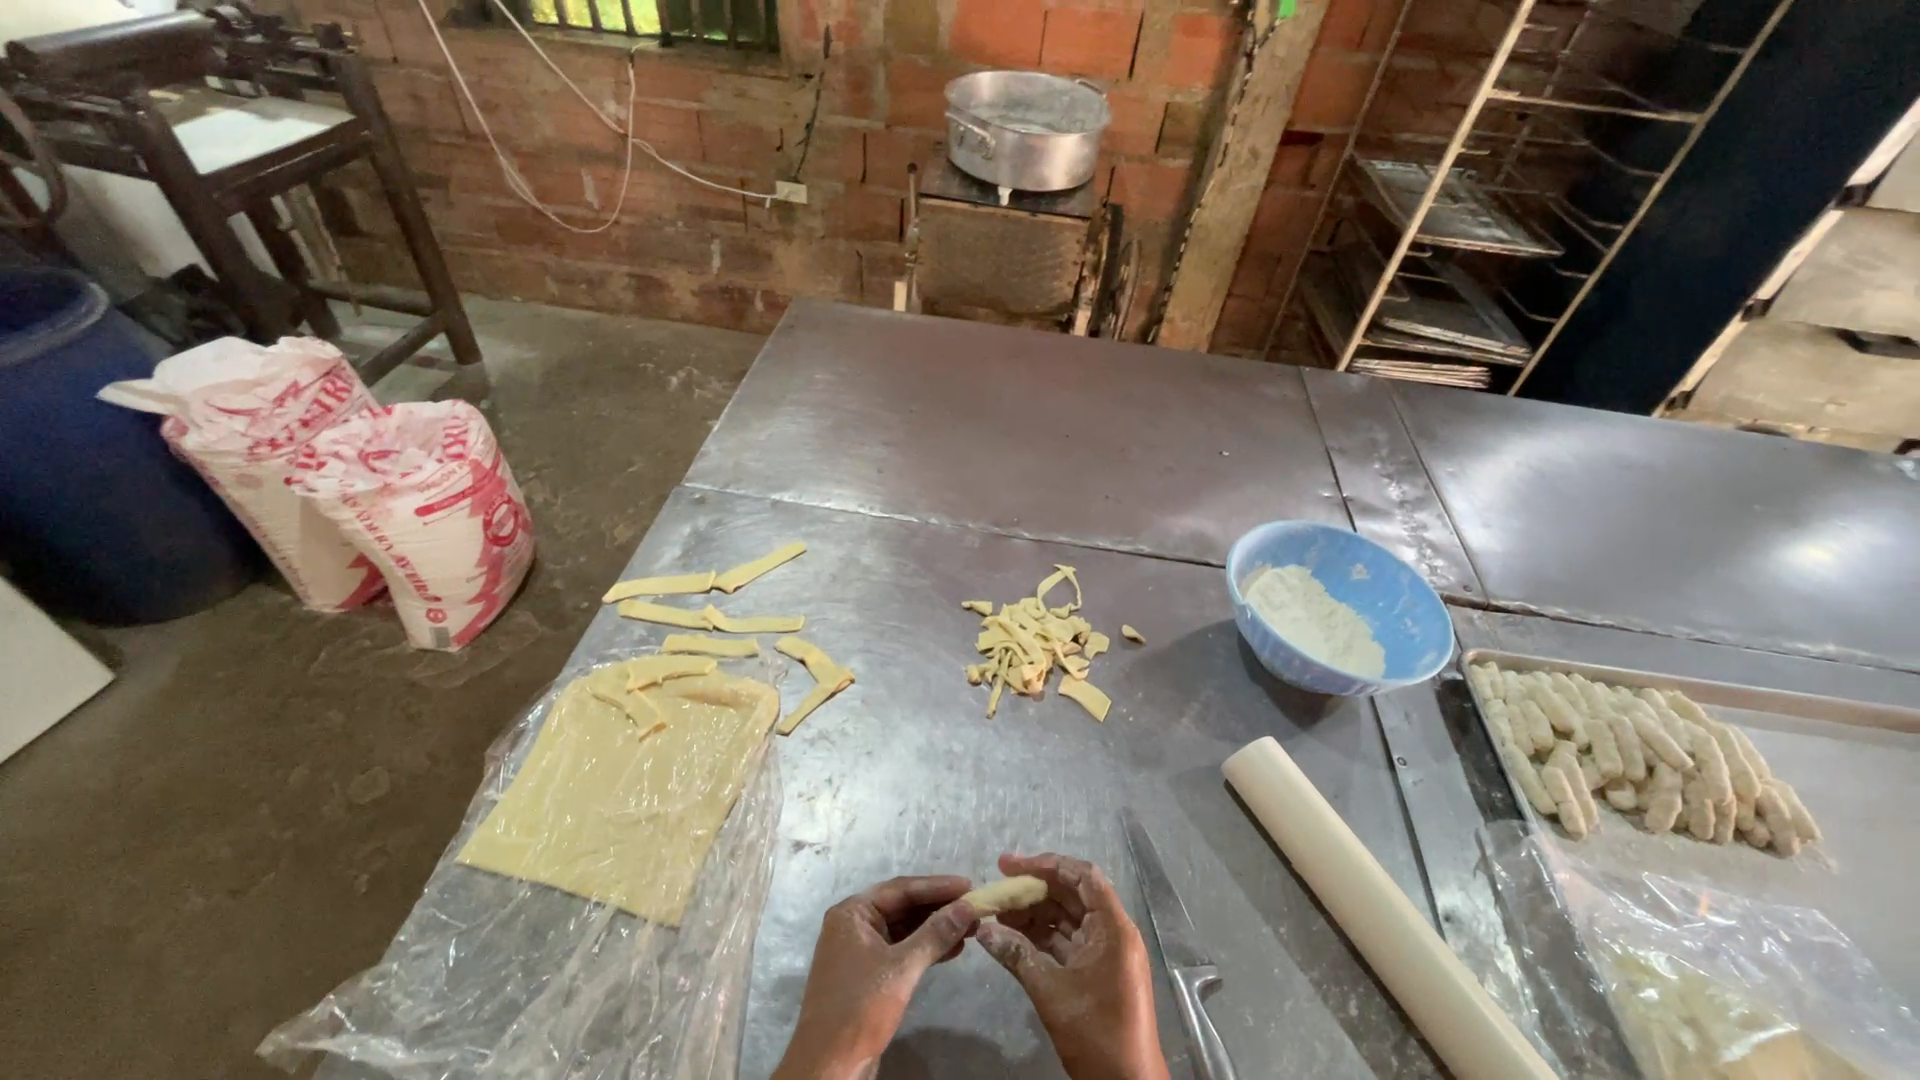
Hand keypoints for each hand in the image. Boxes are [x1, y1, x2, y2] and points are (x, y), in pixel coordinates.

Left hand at [771, 875, 978, 1079]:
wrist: (830, 1066)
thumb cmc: (860, 1008)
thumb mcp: (902, 968)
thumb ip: (935, 933)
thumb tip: (967, 906)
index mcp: (852, 913)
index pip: (901, 889)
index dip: (937, 886)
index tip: (970, 885)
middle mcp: (855, 925)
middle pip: (904, 907)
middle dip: (940, 908)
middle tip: (975, 907)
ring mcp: (861, 950)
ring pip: (906, 930)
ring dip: (937, 929)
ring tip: (972, 928)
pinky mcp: (871, 974)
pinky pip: (903, 951)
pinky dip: (927, 949)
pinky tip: (954, 949)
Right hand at [976, 853, 1169, 1079]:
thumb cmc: (1096, 1033)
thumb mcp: (1051, 992)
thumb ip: (1017, 954)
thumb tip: (983, 929)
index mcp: (1113, 927)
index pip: (1082, 876)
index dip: (1047, 865)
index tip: (1011, 865)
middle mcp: (1113, 932)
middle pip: (1072, 894)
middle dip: (1035, 886)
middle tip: (998, 881)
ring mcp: (1106, 952)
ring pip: (1067, 917)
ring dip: (1035, 912)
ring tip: (998, 909)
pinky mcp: (1097, 971)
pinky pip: (1067, 940)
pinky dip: (1042, 935)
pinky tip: (1012, 933)